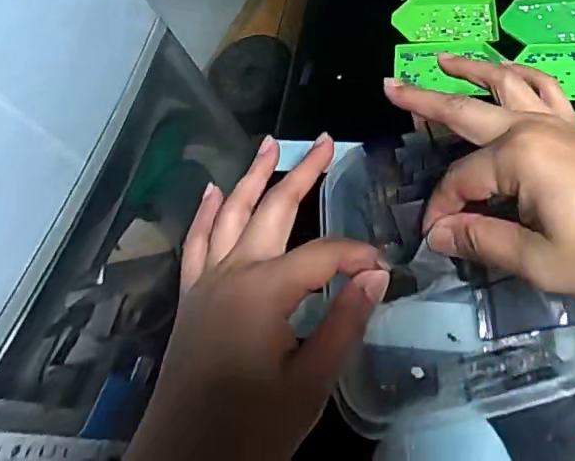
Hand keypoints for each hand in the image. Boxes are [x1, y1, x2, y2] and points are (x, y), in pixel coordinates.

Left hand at [130, 135, 387, 460]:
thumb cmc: (248, 432)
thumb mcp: (308, 386)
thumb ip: (344, 324)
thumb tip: (376, 274)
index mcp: (265, 291)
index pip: (323, 254)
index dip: (356, 255)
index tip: (382, 269)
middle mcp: (233, 273)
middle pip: (274, 209)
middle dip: (303, 173)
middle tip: (325, 141)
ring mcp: (207, 283)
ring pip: (231, 214)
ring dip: (251, 176)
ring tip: (268, 143)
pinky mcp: (191, 299)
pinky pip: (196, 244)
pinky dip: (206, 213)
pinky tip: (214, 191)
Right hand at [383, 55, 574, 308]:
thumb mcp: (540, 260)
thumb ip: (484, 241)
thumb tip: (438, 232)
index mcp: (520, 157)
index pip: (462, 181)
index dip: (443, 210)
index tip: (434, 238)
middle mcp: (534, 126)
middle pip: (470, 109)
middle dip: (427, 100)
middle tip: (391, 85)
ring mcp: (559, 121)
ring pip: (508, 82)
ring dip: (475, 69)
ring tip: (447, 59)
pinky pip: (545, 87)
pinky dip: (521, 74)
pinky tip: (511, 75)